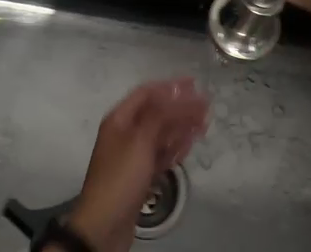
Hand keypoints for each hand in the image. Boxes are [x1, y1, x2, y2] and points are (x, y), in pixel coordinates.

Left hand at [64, 79, 208, 251]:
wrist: (104, 225)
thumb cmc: (121, 177)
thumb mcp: (140, 141)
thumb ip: (161, 116)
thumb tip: (180, 95)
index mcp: (120, 119)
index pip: (147, 93)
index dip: (170, 87)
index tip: (194, 84)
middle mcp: (125, 133)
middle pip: (156, 113)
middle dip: (180, 109)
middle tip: (206, 108)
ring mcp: (133, 155)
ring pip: (160, 135)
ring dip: (181, 128)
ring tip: (203, 126)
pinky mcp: (140, 175)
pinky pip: (160, 155)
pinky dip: (174, 149)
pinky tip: (187, 147)